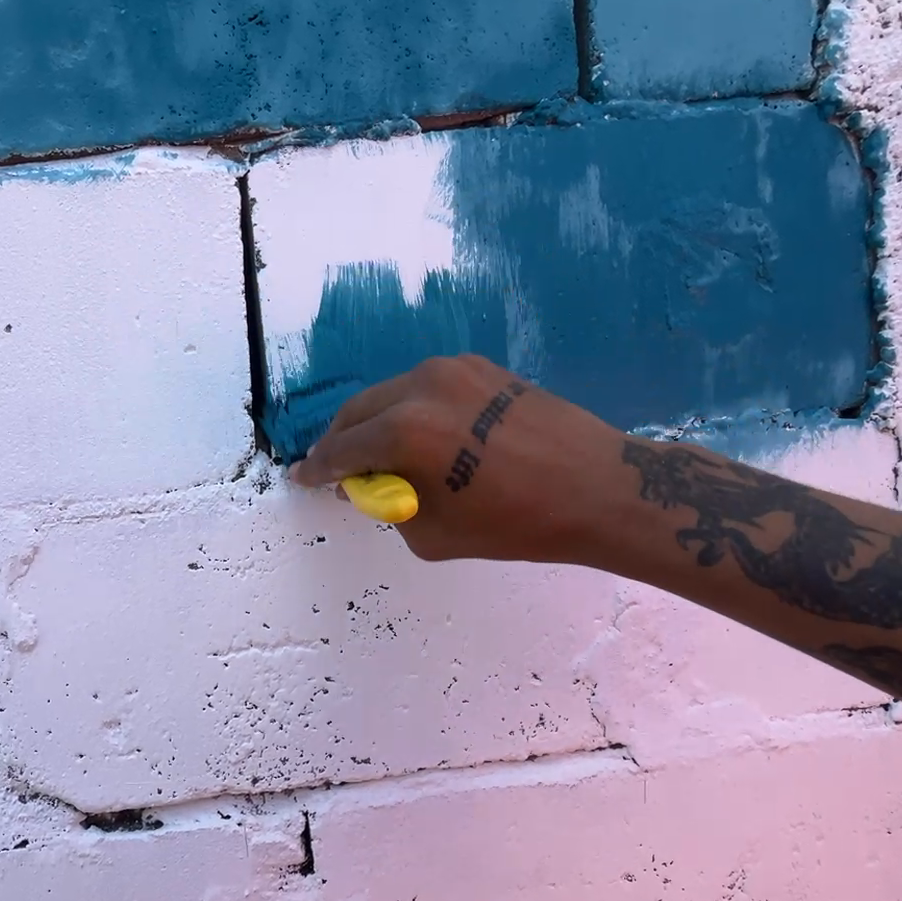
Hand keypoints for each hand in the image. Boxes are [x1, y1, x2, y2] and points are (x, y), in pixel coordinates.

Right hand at [287, 356, 628, 563]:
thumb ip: (388, 505)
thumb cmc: (516, 524)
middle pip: (356, 412)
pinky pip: (424, 386)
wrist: (599, 488)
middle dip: (341, 442)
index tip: (302, 477)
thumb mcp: (433, 533)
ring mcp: (452, 370)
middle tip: (337, 469)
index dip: (318, 469)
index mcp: (404, 433)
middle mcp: (420, 387)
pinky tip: (421, 434)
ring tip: (380, 454)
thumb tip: (370, 483)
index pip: (341, 450)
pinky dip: (409, 409)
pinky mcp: (479, 367)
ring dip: (374, 423)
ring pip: (388, 394)